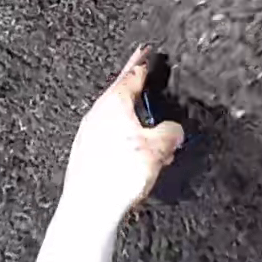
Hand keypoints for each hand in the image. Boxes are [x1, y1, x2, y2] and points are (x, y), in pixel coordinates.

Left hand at [60, 45, 185, 226]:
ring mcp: (89, 133)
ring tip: (152, 131)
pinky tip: (135, 154)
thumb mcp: (158, 148)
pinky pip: (110, 136)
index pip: (132, 72)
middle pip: (122, 94)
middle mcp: (98, 113)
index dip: (144, 61)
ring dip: (134, 119)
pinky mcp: (86, 153)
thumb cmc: (116, 176)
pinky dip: (125, 138)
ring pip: (117, 117)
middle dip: (139, 92)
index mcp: (113, 102)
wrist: (88, 210)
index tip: (148, 51)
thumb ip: (171, 132)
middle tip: (149, 83)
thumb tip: (174, 130)